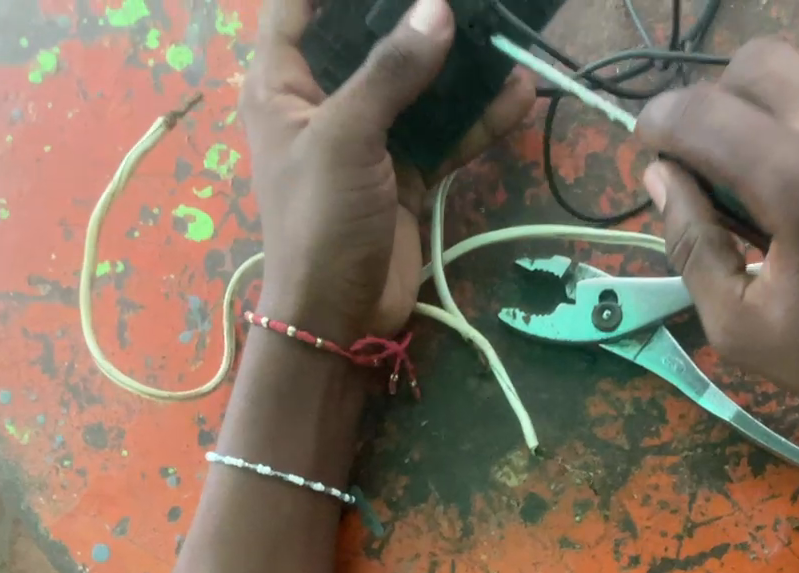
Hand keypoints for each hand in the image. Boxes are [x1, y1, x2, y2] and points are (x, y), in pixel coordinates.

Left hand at [244, 0, 534, 343]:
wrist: (338, 315)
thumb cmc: (320, 220)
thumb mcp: (346, 137)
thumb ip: (390, 73)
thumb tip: (437, 9)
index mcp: (283, 81)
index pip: (301, 5)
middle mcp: (326, 102)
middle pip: (371, 41)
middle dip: (416, 18)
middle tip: (467, 4)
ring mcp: (369, 141)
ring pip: (417, 90)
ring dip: (459, 70)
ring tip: (504, 39)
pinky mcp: (404, 176)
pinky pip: (442, 137)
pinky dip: (476, 121)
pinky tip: (515, 96)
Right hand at [636, 40, 798, 470]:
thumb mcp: (742, 329)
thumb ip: (690, 247)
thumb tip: (661, 178)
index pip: (701, 112)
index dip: (657, 124)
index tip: (647, 154)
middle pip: (752, 64)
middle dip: (709, 106)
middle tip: (703, 171)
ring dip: (760, 118)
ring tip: (762, 193)